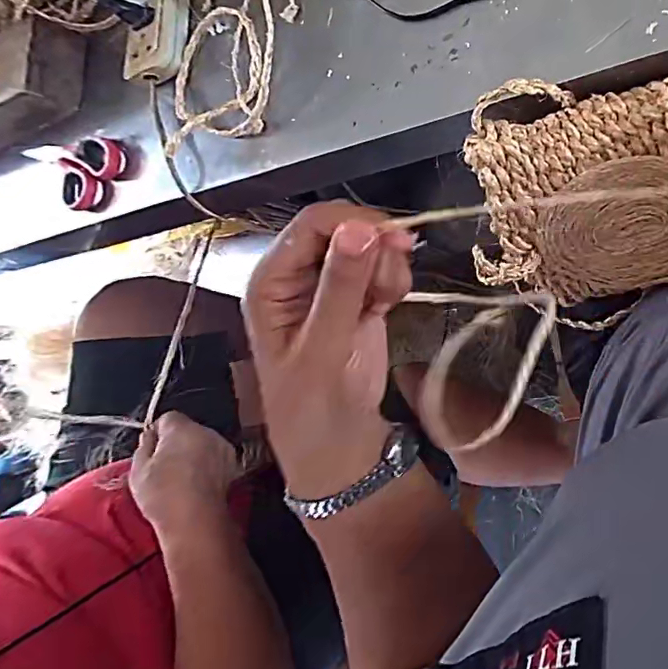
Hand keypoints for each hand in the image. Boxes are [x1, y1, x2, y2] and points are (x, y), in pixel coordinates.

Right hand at [130, 411, 238, 539]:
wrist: (195, 515)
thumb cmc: (161, 493)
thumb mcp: (139, 470)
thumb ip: (144, 447)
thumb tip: (150, 435)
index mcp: (183, 429)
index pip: (168, 418)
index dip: (157, 432)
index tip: (151, 449)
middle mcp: (207, 430)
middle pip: (187, 429)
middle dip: (176, 441)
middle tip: (164, 465)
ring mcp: (222, 444)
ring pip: (203, 441)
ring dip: (193, 450)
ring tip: (181, 475)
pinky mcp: (232, 459)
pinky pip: (215, 453)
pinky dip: (207, 461)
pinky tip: (198, 480)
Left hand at [244, 201, 413, 498]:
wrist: (341, 446)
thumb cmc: (316, 405)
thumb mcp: (326, 346)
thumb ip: (342, 285)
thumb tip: (359, 228)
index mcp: (272, 280)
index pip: (312, 224)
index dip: (353, 222)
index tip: (391, 239)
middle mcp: (299, 275)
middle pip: (346, 228)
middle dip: (376, 248)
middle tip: (391, 282)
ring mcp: (330, 285)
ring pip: (371, 244)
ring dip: (389, 267)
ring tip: (383, 304)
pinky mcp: (358, 295)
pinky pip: (384, 266)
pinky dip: (395, 279)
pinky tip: (387, 307)